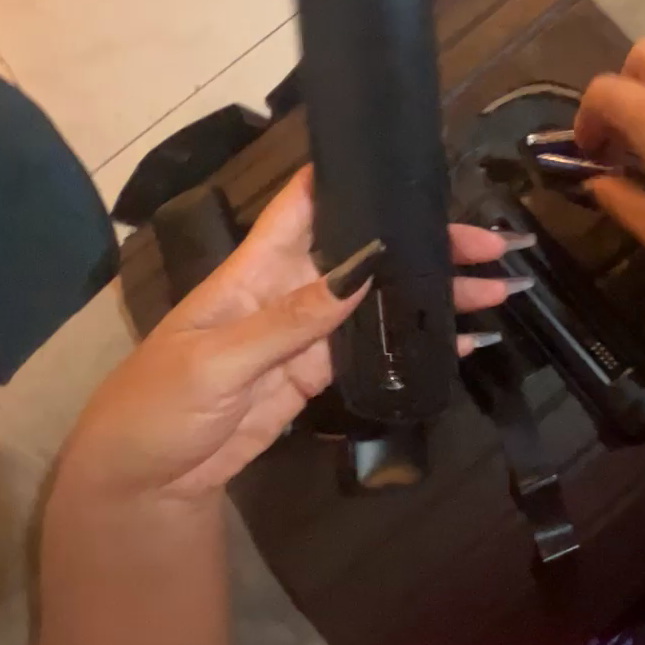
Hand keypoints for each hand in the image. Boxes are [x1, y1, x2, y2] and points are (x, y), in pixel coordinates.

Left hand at [61, 168, 524, 501]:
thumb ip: (290, 319)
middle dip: (426, 243)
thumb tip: (362, 271)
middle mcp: (293, 288)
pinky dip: (420, 343)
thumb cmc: (158, 406)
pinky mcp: (323, 371)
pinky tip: (463, 340)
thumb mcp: (217, 360)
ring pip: (383, 298)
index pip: (306, 205)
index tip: (406, 163)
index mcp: (258, 268)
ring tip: (496, 287)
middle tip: (488, 241)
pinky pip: (379, 347)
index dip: (351, 178)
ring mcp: (312, 331)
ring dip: (436, 293)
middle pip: (367, 252)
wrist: (148, 482)